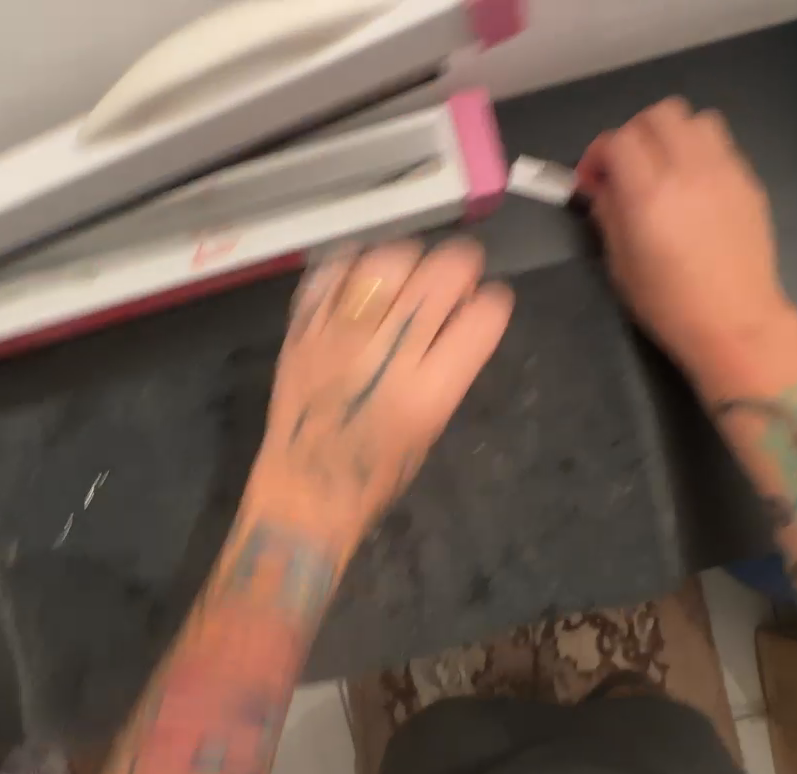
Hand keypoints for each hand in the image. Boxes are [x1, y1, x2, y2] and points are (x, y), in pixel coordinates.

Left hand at [246, 238, 513, 549]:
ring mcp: (340, 339)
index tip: (489, 303)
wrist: (303, 494)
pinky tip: (365, 276)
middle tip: (458, 273)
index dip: (493, 303)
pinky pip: (331, 273)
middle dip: (462, 265)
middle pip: (440, 278)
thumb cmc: (376, 476)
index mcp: (429, 394)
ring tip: (410, 271)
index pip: (482, 318)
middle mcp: (387, 357)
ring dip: (409, 258)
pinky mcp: (302, 332)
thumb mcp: (429, 429)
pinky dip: (354, 263)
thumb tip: (459, 317)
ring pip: (386, 263)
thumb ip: (446, 372)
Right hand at [578, 98, 796, 394]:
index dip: (598, 153)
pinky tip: (690, 187)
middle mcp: (689, 170)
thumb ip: (609, 216)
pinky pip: (719, 144)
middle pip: (658, 114)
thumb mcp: (621, 266)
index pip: (619, 140)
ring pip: (694, 119)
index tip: (591, 180)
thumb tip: (602, 188)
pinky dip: (697, 151)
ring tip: (661, 169)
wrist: (733, 320)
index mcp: (649, 195)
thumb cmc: (668, 304)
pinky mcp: (747, 180)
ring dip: (670, 135)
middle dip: (634, 134)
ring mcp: (725, 170)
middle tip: (625, 168)